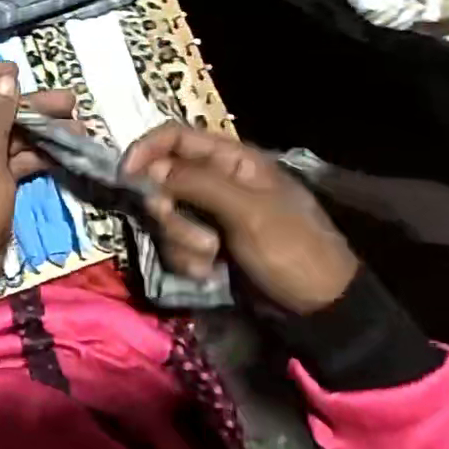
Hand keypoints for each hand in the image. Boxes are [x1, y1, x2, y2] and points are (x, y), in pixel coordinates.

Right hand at [121, 124, 358, 313]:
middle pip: (163, 179)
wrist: (322, 311)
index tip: (126, 174)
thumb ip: (197, 183)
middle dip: (170, 210)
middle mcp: (216, 181)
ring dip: (182, 240)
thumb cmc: (293, 250)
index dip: (146, 149)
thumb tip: (150, 170)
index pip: (175, 137)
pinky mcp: (205, 243)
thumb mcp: (248, 211)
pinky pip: (175, 242)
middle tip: (192, 234)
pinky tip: (209, 272)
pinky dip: (187, 259)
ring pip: (166, 215)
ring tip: (211, 258)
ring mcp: (209, 214)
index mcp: (232, 160)